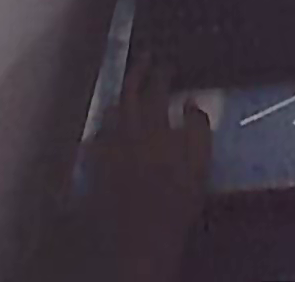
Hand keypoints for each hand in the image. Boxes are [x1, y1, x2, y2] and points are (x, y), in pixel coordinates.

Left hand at [87, 61, 210, 281]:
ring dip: (120, 97)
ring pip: (110, 111)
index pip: (158, 87)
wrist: (141, 237)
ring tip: (128, 90)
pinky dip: (102, 128)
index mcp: (154, 122)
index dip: (163, 72)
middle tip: (145, 57)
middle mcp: (127, 127)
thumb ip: (198, 126)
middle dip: (137, 70)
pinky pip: (95, 138)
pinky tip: (106, 128)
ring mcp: (109, 145)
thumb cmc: (176, 199)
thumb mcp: (199, 161)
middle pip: (129, 91)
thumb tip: (191, 101)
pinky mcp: (96, 166)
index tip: (168, 63)